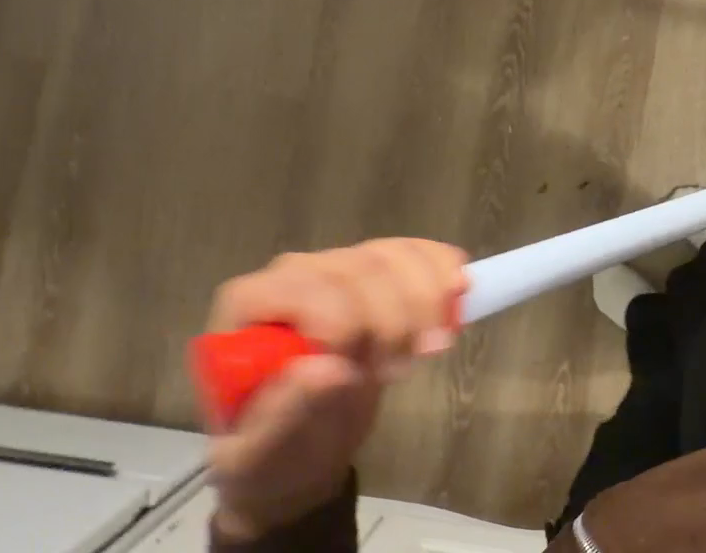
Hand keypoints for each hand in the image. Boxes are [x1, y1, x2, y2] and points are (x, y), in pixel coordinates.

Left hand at [204, 239, 466, 539]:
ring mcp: (337, 265)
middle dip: (396, 319)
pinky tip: (457, 295)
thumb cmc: (269, 453)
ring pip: (396, 256)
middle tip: (401, 372)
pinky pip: (415, 251)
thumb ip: (282, 414)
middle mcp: (291, 273)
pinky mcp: (375, 268)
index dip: (349, 326)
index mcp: (248, 307)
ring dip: (428, 299)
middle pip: (362, 268)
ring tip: (430, 348)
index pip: (311, 290)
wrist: (301, 447)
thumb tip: (327, 370)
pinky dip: (442, 270)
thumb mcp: (261, 454)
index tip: (363, 375)